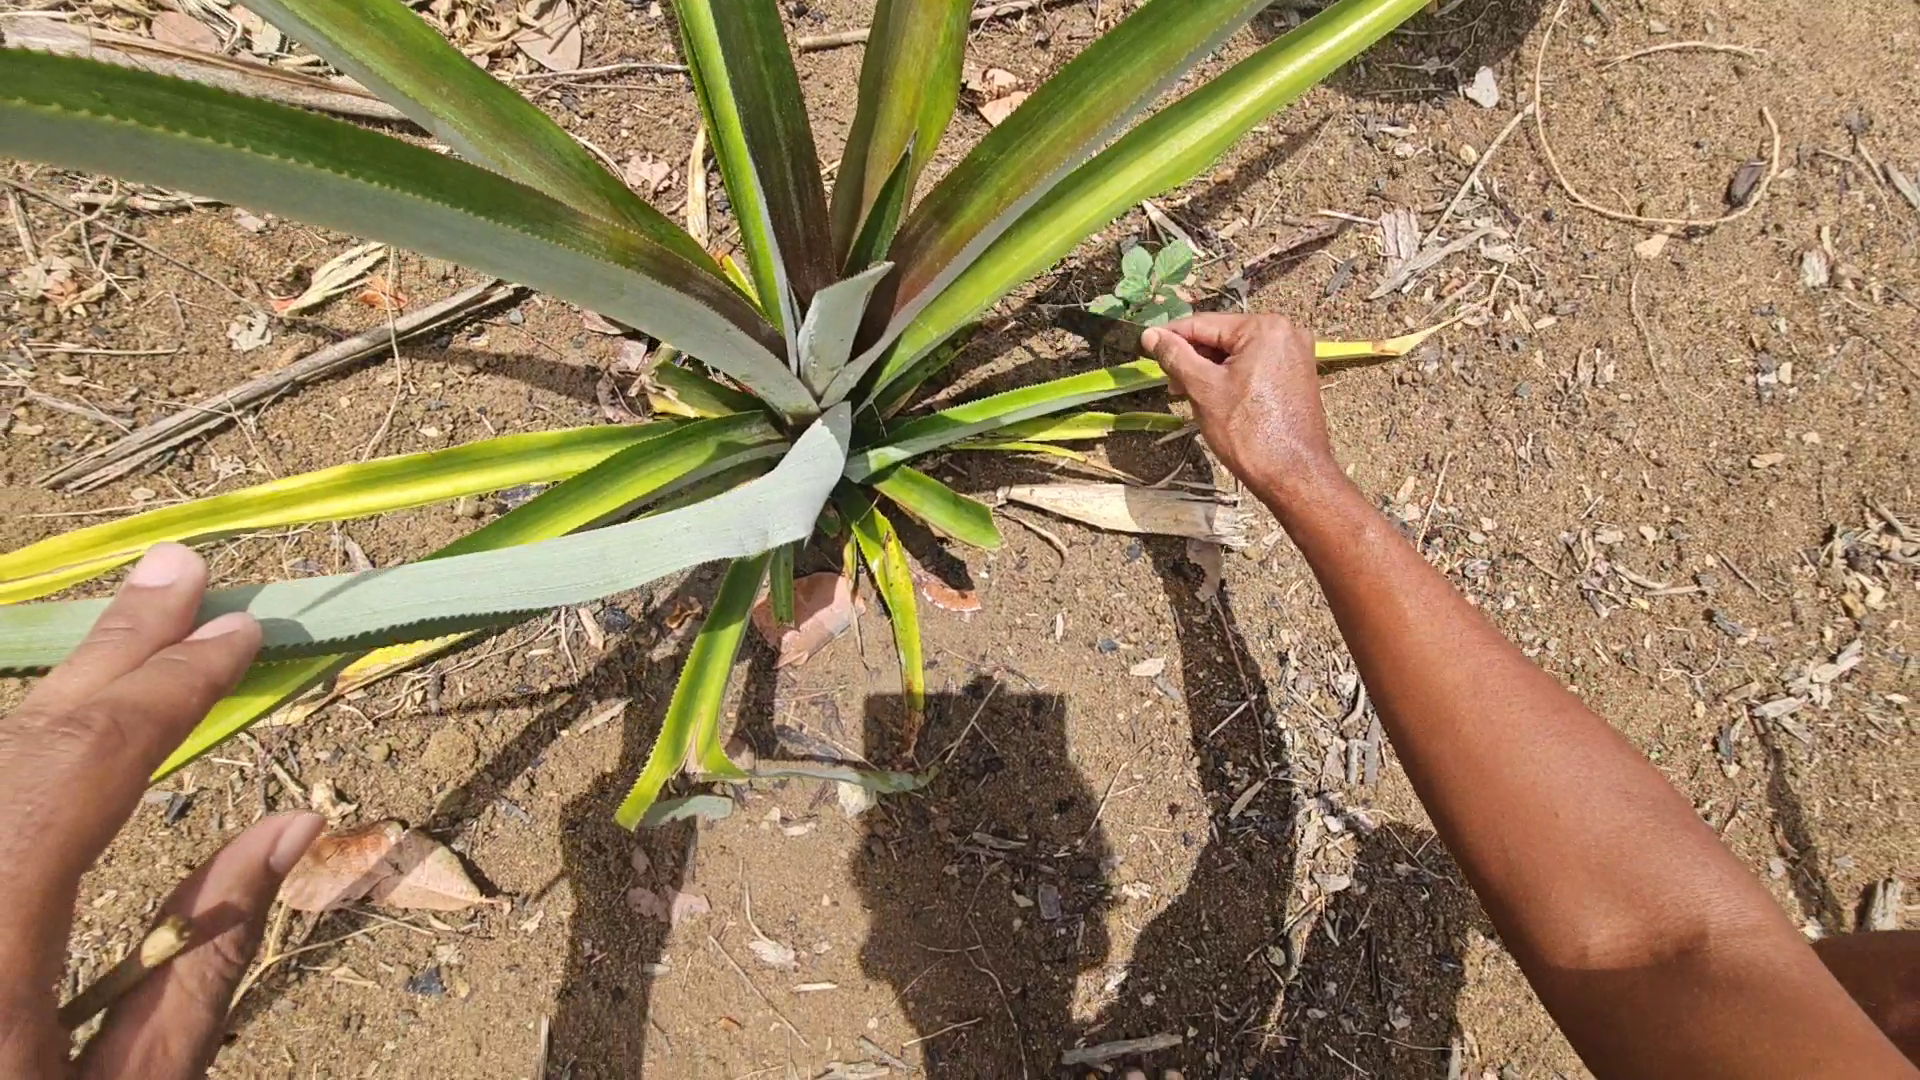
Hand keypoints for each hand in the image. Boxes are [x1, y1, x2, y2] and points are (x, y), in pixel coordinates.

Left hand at [0, 544, 321, 1077]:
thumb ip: (209, 952)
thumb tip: (293, 823)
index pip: (85, 760)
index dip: (171, 682)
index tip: (241, 628)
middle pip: (6, 741)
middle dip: (103, 650)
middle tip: (176, 572)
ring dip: (41, 696)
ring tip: (113, 640)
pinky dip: (10, 755)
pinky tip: (47, 724)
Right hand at [1141, 313, 1341, 495]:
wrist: (1291, 473)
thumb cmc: (1247, 431)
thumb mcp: (1203, 389)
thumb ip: (1176, 356)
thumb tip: (1151, 335)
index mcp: (1264, 328)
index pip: (1205, 324)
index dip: (1171, 336)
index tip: (1145, 345)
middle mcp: (1285, 333)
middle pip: (1222, 338)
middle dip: (1192, 357)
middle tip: (1168, 382)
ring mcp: (1294, 355)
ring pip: (1236, 354)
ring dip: (1208, 371)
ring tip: (1187, 394)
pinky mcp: (1295, 376)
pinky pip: (1253, 367)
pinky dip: (1229, 378)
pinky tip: (1213, 398)